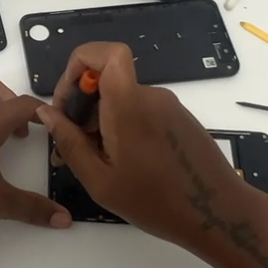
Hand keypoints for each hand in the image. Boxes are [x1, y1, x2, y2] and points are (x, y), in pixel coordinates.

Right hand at [36, 43, 267, 265]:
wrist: (220, 214)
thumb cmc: (157, 202)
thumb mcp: (100, 180)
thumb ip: (69, 142)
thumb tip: (47, 112)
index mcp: (129, 105)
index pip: (107, 53)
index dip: (81, 64)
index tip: (68, 101)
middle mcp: (150, 96)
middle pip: (107, 80)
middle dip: (82, 105)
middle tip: (71, 146)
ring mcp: (168, 106)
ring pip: (122, 98)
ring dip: (101, 121)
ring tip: (95, 162)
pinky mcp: (179, 119)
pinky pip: (141, 111)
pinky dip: (123, 127)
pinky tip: (122, 163)